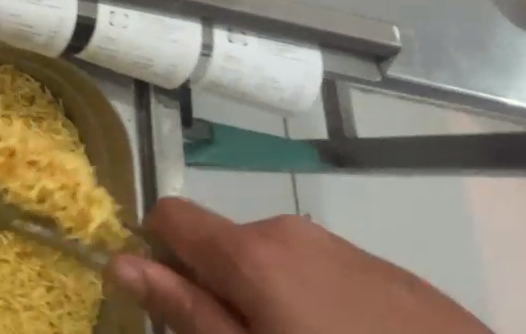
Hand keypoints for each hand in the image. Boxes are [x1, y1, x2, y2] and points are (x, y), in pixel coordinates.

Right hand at [108, 198, 491, 333]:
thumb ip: (185, 310)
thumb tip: (117, 261)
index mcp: (250, 251)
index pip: (169, 215)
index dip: (159, 254)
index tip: (178, 303)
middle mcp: (294, 233)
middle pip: (227, 242)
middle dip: (225, 286)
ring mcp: (355, 253)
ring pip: (283, 262)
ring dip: (279, 298)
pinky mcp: (408, 282)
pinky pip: (336, 278)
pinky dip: (328, 308)